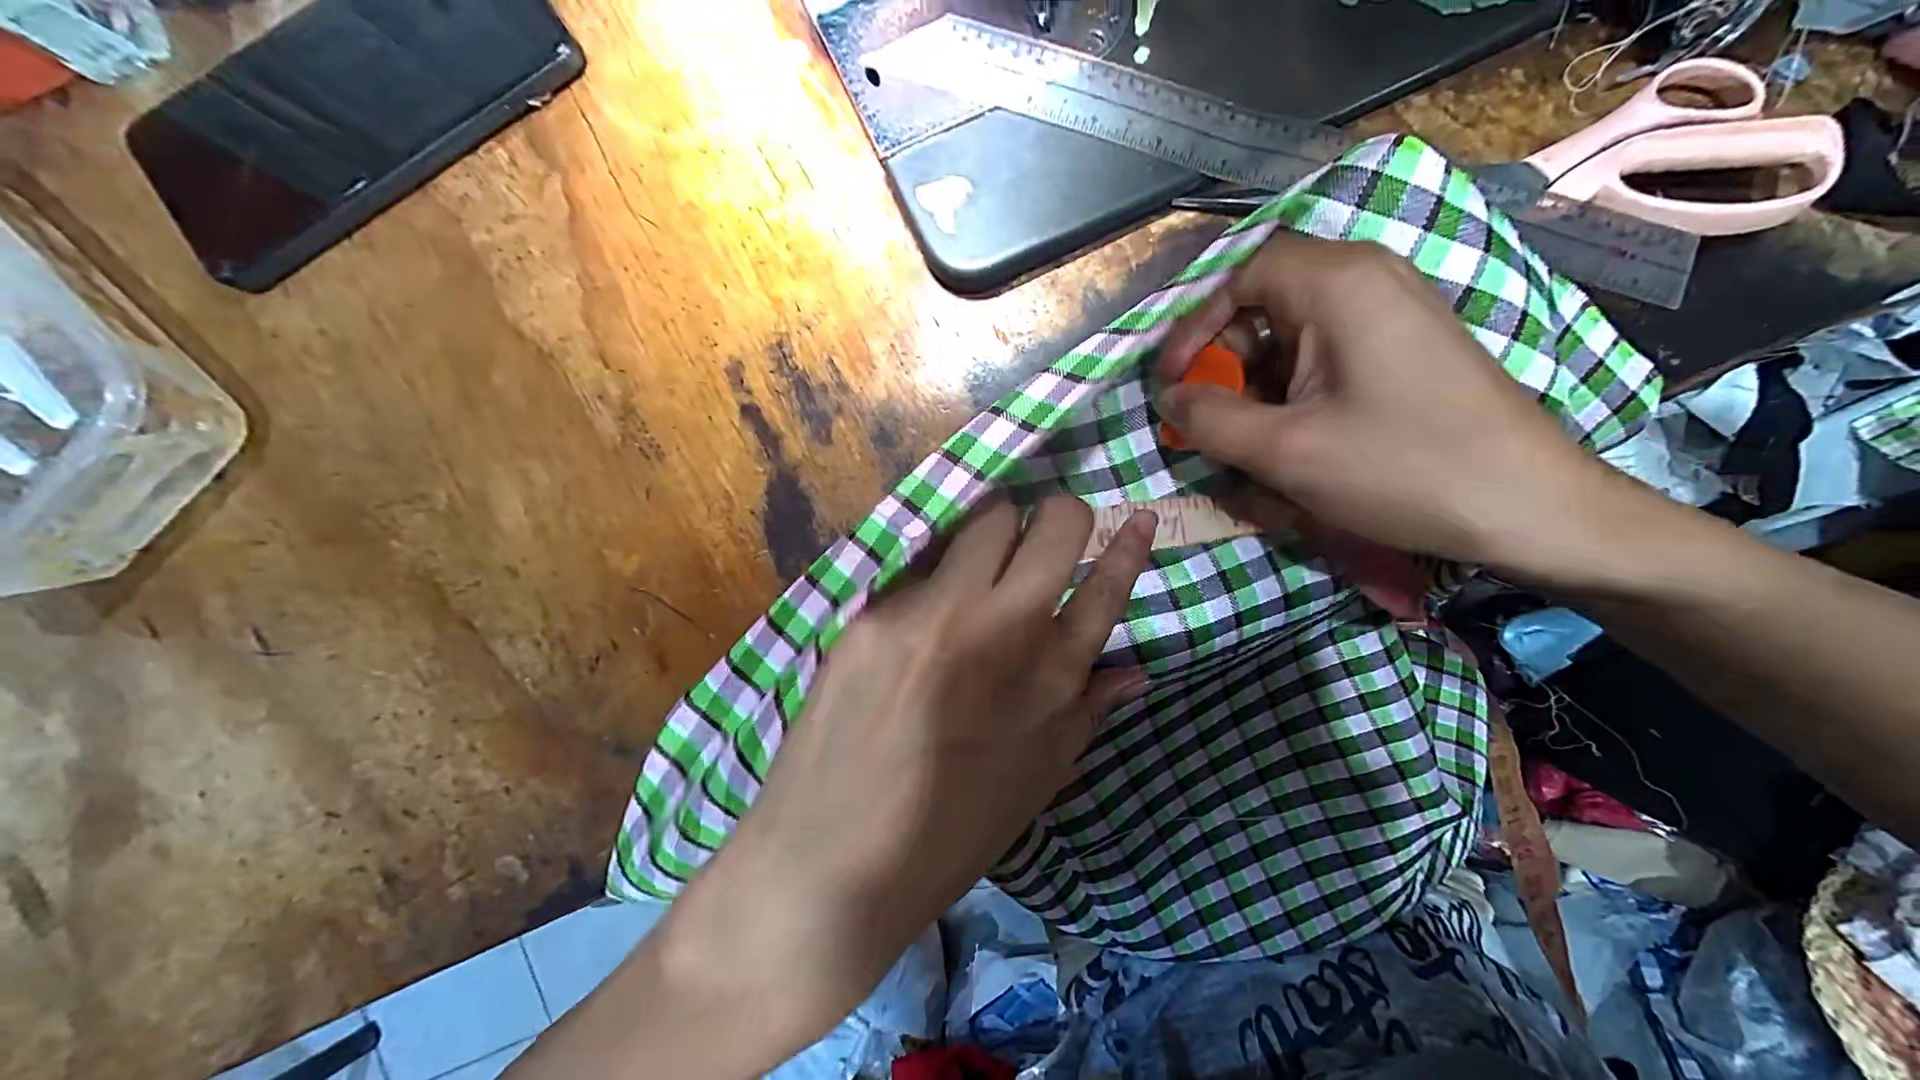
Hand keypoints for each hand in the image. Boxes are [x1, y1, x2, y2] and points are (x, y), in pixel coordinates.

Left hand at [651, 496, 1155, 1069]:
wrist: (831, 865)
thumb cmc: (947, 833)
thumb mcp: (1036, 779)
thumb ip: (1086, 711)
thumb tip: (1134, 671)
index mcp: (1050, 679)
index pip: (1106, 588)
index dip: (1126, 549)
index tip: (1138, 518)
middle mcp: (997, 630)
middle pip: (1046, 523)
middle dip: (1053, 519)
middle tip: (1038, 542)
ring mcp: (929, 615)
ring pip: (978, 524)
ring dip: (990, 535)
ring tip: (975, 573)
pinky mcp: (872, 615)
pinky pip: (917, 567)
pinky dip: (932, 579)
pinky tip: (916, 618)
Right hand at [1154, 233, 1648, 581]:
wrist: (1530, 507)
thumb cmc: (1400, 469)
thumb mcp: (1283, 451)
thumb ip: (1207, 418)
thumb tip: (1166, 398)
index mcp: (1337, 283)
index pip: (1238, 275)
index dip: (1193, 326)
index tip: (1172, 383)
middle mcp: (1367, 279)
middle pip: (1263, 303)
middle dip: (1224, 363)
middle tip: (1207, 420)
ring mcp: (1391, 312)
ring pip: (1291, 335)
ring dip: (1256, 386)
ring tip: (1248, 443)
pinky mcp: (1404, 348)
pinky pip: (1325, 356)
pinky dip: (1292, 393)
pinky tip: (1292, 441)